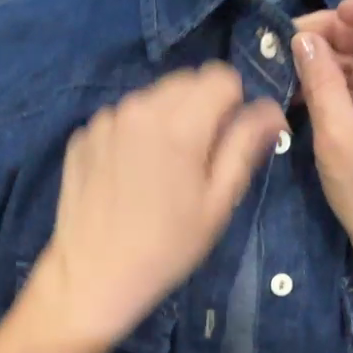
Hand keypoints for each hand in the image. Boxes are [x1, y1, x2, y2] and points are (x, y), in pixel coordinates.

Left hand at [29, 64, 284, 345]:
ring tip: (159, 174)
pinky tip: (128, 180)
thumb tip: (271, 110)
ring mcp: (105, 119)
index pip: (220, 76)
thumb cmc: (167, 248)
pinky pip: (121, 120)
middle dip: (199, 110)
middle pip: (185, 82)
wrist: (93, 276)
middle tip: (196, 162)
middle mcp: (138, 107)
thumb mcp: (218, 204)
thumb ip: (244, 147)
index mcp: (179, 123)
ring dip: (165, 122)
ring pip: (151, 99)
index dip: (233, 105)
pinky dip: (132, 137)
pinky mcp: (82, 136)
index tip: (227, 142)